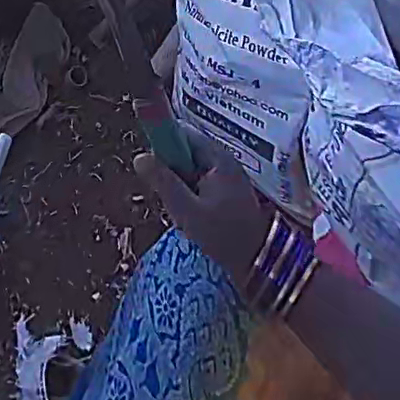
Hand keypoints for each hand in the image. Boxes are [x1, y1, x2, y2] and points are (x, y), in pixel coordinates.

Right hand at [134, 142, 272, 279]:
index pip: (182, 132)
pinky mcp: (227, 190)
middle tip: (168, 194)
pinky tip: (191, 214)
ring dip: (178, 183)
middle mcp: (223, 161)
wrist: (260, 266)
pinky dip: (189, 192)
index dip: (163, 144)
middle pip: (184, 149)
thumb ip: (164, 182)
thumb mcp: (187, 211)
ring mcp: (227, 175)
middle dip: (170, 168)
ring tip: (181, 208)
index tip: (154, 166)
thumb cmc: (224, 237)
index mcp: (217, 159)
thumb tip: (139, 157)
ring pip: (189, 166)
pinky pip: (198, 180)